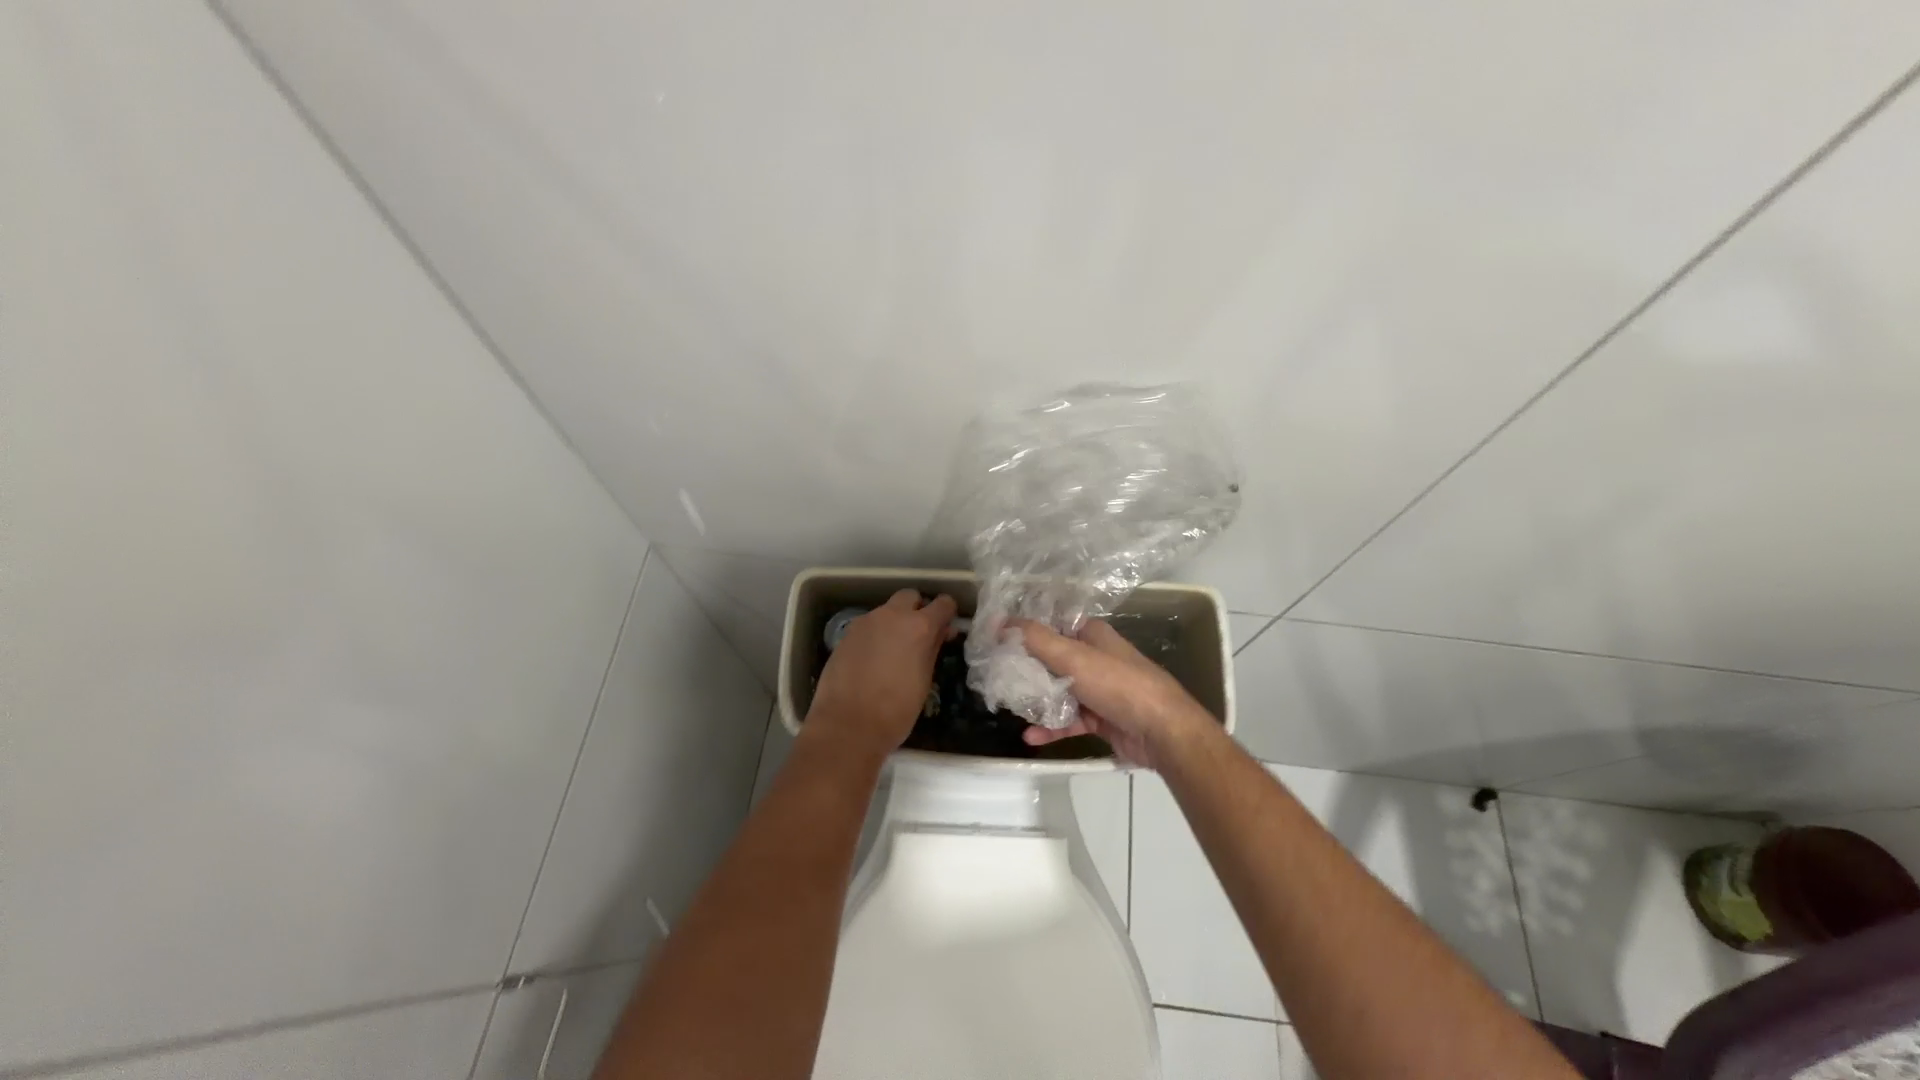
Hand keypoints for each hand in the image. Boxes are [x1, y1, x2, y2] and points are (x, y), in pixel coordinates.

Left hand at [804, 590, 957, 757]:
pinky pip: (868, 626)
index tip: (947, 626)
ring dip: (894, 622)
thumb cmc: (896, 709)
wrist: (847, 725)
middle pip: (909, 597)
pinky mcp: (846, 635)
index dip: (947, 612)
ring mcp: (865, 623)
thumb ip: (933, 649)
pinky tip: (873, 660)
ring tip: (895, 651)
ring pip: (886, 611)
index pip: (942, 604)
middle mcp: (891, 616)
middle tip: (920, 634)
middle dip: (917, 609)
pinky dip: (875, 635)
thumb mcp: (924, 680)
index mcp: (918, 626)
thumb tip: (941, 631)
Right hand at [1013, 618, 1216, 767]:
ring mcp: (1098, 690)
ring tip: (1009, 708)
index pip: (1051, 627)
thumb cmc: (1117, 684)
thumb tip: (998, 621)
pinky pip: (1068, 721)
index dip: (1024, 632)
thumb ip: (1035, 639)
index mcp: (1091, 635)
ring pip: (1058, 693)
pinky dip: (1050, 728)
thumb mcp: (1072, 657)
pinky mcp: (1100, 719)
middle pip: (1051, 661)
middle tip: (995, 678)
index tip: (995, 641)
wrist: (1162, 731)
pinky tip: (1031, 737)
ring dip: (1036, 702)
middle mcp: (1095, 659)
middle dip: (1025, 670)